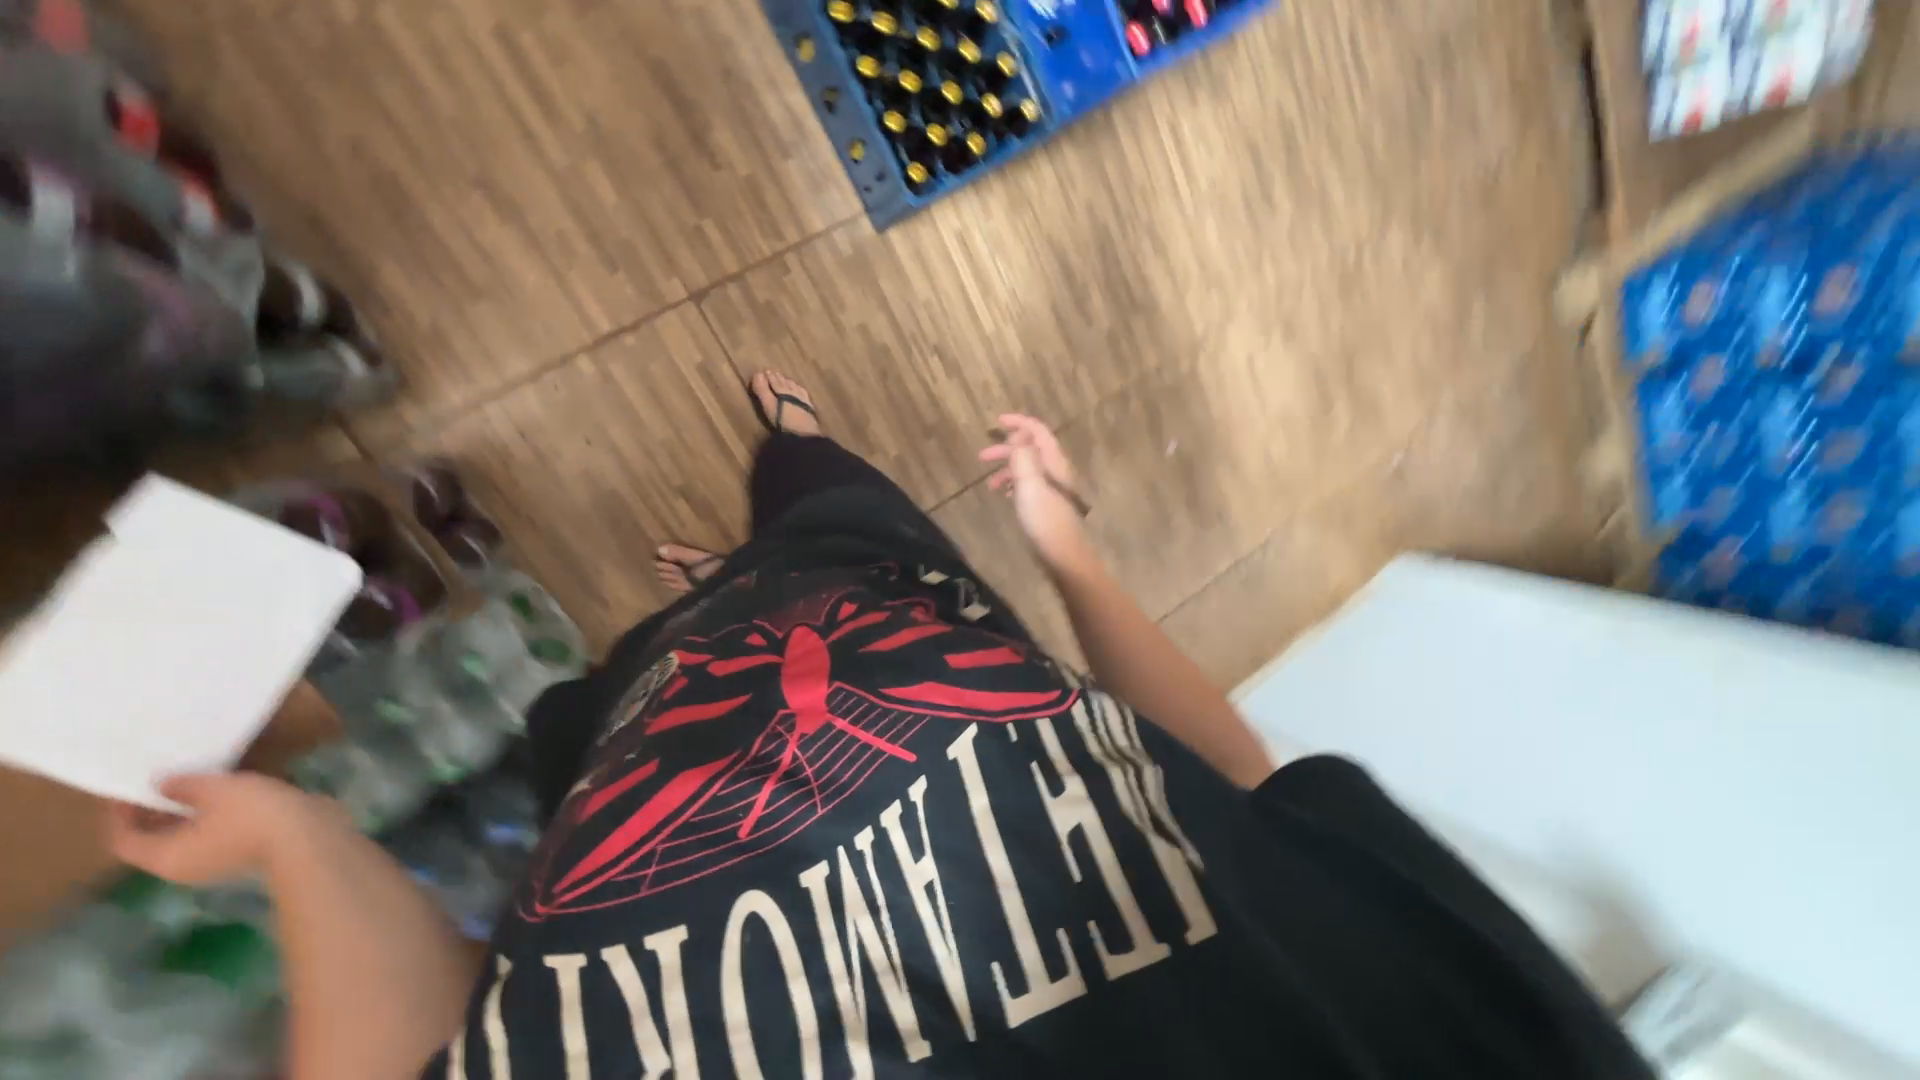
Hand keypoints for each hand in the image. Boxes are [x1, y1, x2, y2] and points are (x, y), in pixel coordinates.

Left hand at [105, 772, 336, 886]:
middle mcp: (184, 867)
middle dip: (157, 811)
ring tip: (204, 783)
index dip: (120, 814)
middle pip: (156, 840)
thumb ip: (181, 785)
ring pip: (190, 837)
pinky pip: (218, 835)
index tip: (131, 786)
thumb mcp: (215, 789)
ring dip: (190, 813)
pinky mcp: (246, 854)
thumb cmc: (252, 815)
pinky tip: (236, 796)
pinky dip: (216, 817)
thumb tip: (162, 785)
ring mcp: (218, 863)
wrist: (311, 836)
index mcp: (165, 857)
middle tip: (167, 780)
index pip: (124, 840)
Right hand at [979, 413, 1094, 570]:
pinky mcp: (1048, 504)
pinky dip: (1014, 484)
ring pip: (1028, 469)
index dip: (1019, 423)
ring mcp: (1053, 488)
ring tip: (990, 485)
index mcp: (1053, 461)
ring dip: (1007, 470)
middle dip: (1006, 449)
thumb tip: (1019, 435)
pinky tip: (1005, 496)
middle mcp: (1055, 470)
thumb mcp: (1029, 484)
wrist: (1063, 555)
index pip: (1037, 431)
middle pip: (1030, 449)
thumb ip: (1023, 456)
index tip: (997, 422)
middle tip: (982, 457)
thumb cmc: (1044, 519)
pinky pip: (1029, 485)